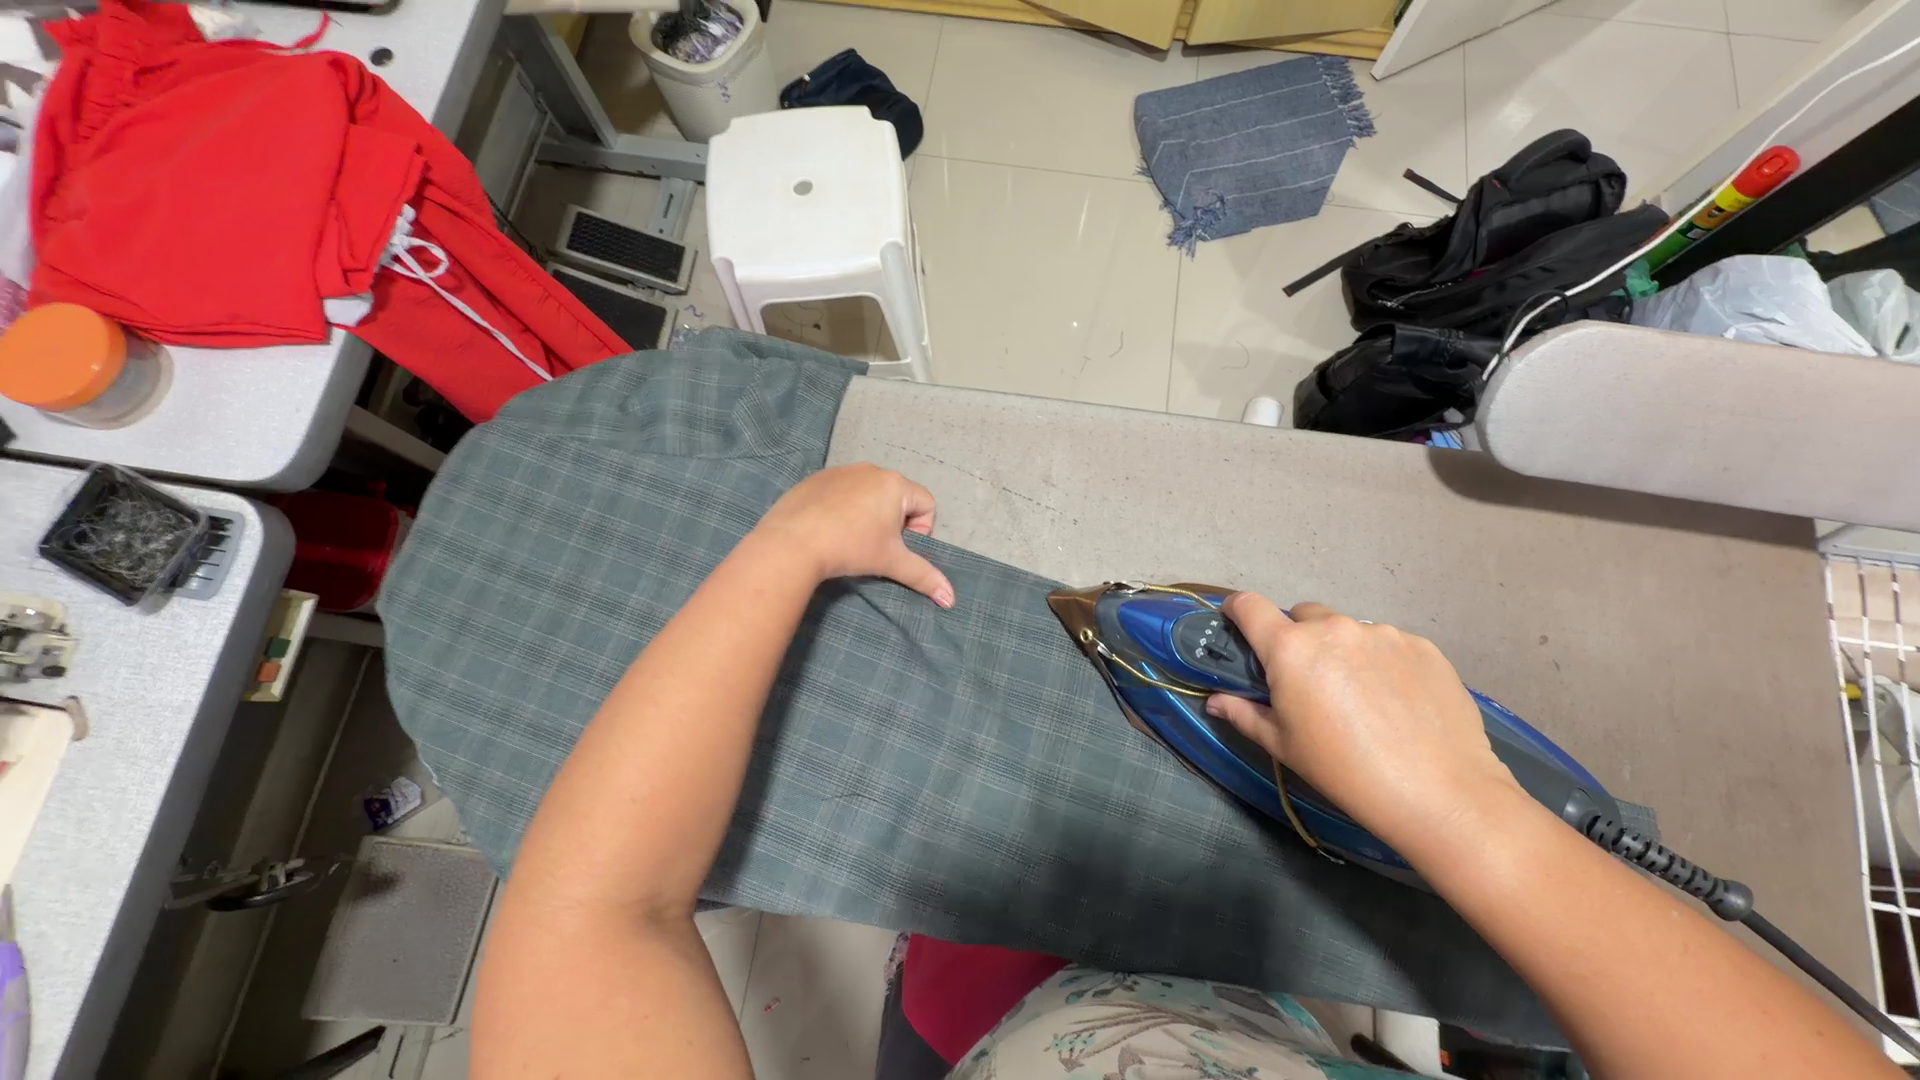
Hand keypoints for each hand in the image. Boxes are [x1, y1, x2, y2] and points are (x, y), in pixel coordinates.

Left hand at [749, 463, 954, 607]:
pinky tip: (828, 528)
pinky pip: (841, 491)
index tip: (896, 547)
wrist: (792, 542)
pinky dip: (842, 508)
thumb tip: (951, 599)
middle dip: (893, 522)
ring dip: (868, 514)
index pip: (926, 504)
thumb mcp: (891, 562)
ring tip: (849, 538)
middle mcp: (872, 470)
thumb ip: (924, 576)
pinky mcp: (817, 478)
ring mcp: (842, 470)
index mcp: (895, 484)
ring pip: (869, 493)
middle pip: (898, 498)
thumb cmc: (850, 548)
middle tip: (873, 546)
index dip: (919, 531)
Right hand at [1206, 594, 1521, 847]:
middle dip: (1297, 639)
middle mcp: (1335, 628)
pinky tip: (1395, 701)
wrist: (1440, 792)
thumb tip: (1215, 701)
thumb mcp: (1284, 746)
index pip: (1249, 605)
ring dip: (1342, 650)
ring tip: (1360, 696)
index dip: (1237, 611)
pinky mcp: (1422, 646)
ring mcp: (1383, 633)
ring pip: (1348, 630)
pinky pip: (1387, 644)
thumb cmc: (1345, 771)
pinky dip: (1380, 661)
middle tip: (1308, 681)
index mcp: (1291, 649)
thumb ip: (1244, 714)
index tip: (1238, 627)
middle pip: (1302, 616)